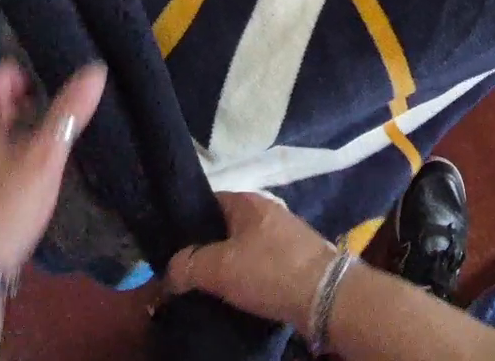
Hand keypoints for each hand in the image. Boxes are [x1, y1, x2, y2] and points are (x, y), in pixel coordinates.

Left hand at [0, 61, 105, 270]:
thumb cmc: (6, 207)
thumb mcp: (46, 157)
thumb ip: (69, 113)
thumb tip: (95, 69)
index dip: (14, 73)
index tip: (43, 81)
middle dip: (14, 101)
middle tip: (47, 107)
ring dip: (8, 130)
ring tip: (39, 140)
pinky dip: (0, 157)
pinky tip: (20, 179)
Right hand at [165, 191, 339, 326]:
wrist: (325, 294)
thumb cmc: (269, 269)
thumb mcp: (220, 267)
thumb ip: (188, 264)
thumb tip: (169, 271)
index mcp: (247, 200)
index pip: (208, 201)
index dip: (187, 221)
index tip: (170, 245)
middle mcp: (266, 210)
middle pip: (225, 226)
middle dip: (205, 248)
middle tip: (184, 273)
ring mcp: (282, 233)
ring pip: (243, 246)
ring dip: (226, 265)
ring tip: (206, 287)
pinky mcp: (294, 257)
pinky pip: (260, 263)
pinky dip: (246, 276)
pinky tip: (236, 293)